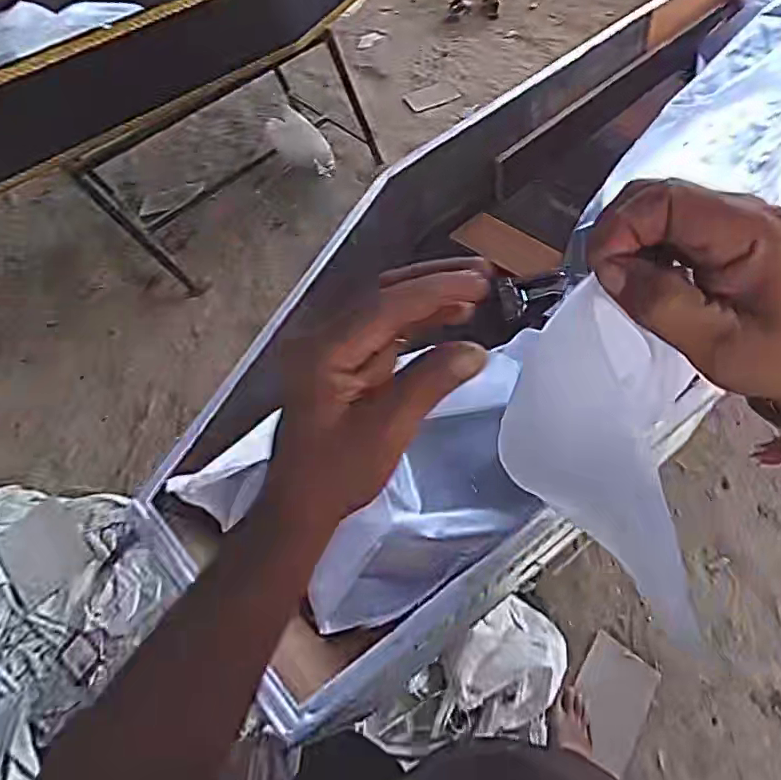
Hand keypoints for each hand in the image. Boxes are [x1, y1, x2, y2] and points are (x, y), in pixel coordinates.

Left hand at [262, 259, 492, 533]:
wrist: (299, 504)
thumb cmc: (333, 477)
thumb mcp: (387, 432)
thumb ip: (429, 383)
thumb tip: (473, 351)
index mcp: (324, 352)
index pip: (385, 305)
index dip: (435, 289)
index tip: (477, 282)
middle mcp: (322, 339)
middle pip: (382, 293)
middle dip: (434, 280)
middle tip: (481, 274)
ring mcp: (330, 347)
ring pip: (383, 305)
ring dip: (428, 296)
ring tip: (473, 291)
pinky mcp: (342, 359)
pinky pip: (382, 328)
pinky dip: (417, 320)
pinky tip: (447, 317)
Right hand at [588, 180, 780, 413]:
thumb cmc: (778, 364)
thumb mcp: (714, 345)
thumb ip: (660, 303)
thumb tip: (610, 270)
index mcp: (755, 233)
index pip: (669, 200)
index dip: (622, 226)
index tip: (600, 266)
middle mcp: (749, 213)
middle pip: (662, 194)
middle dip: (621, 229)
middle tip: (605, 272)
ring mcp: (740, 220)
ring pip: (662, 205)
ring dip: (630, 237)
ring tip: (622, 277)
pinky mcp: (728, 233)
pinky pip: (673, 223)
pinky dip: (646, 244)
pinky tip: (643, 274)